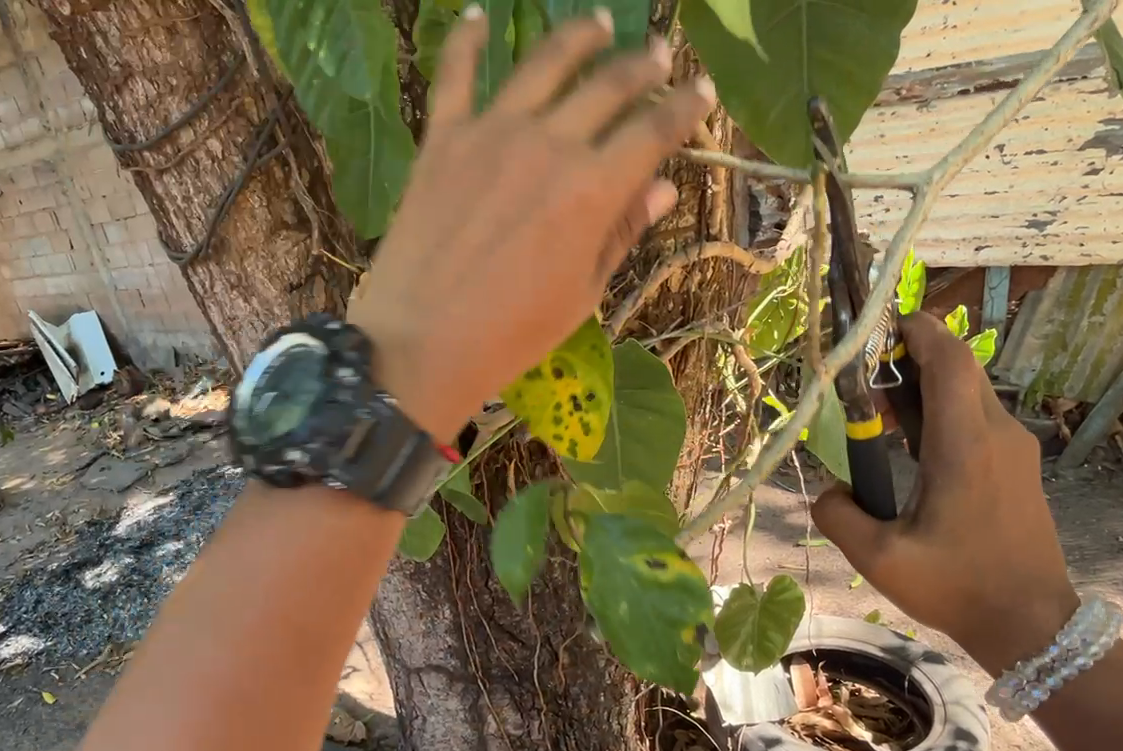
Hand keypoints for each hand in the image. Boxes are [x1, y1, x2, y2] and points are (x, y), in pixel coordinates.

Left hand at [349, 9, 714, 440]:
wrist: (421, 346)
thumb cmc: (510, 336)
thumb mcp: (579, 295)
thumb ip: (619, 235)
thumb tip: (661, 190)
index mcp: (593, 190)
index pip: (653, 131)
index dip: (684, 108)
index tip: (701, 94)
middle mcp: (549, 145)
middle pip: (607, 87)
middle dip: (641, 67)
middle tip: (656, 56)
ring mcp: (491, 135)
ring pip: (544, 64)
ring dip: (577, 38)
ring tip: (595, 23)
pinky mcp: (442, 141)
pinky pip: (456, 76)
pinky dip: (466, 41)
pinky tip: (477, 16)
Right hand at [810, 313, 1079, 673]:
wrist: (1030, 622)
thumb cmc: (956, 586)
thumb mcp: (877, 558)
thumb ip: (838, 514)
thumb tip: (829, 489)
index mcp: (964, 445)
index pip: (948, 361)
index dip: (918, 330)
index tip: (883, 320)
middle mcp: (997, 435)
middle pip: (960, 369)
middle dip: (914, 355)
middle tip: (866, 369)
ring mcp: (1014, 452)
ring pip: (969, 394)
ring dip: (925, 387)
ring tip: (878, 408)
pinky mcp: (1017, 470)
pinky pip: (976, 421)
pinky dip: (940, 414)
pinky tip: (908, 443)